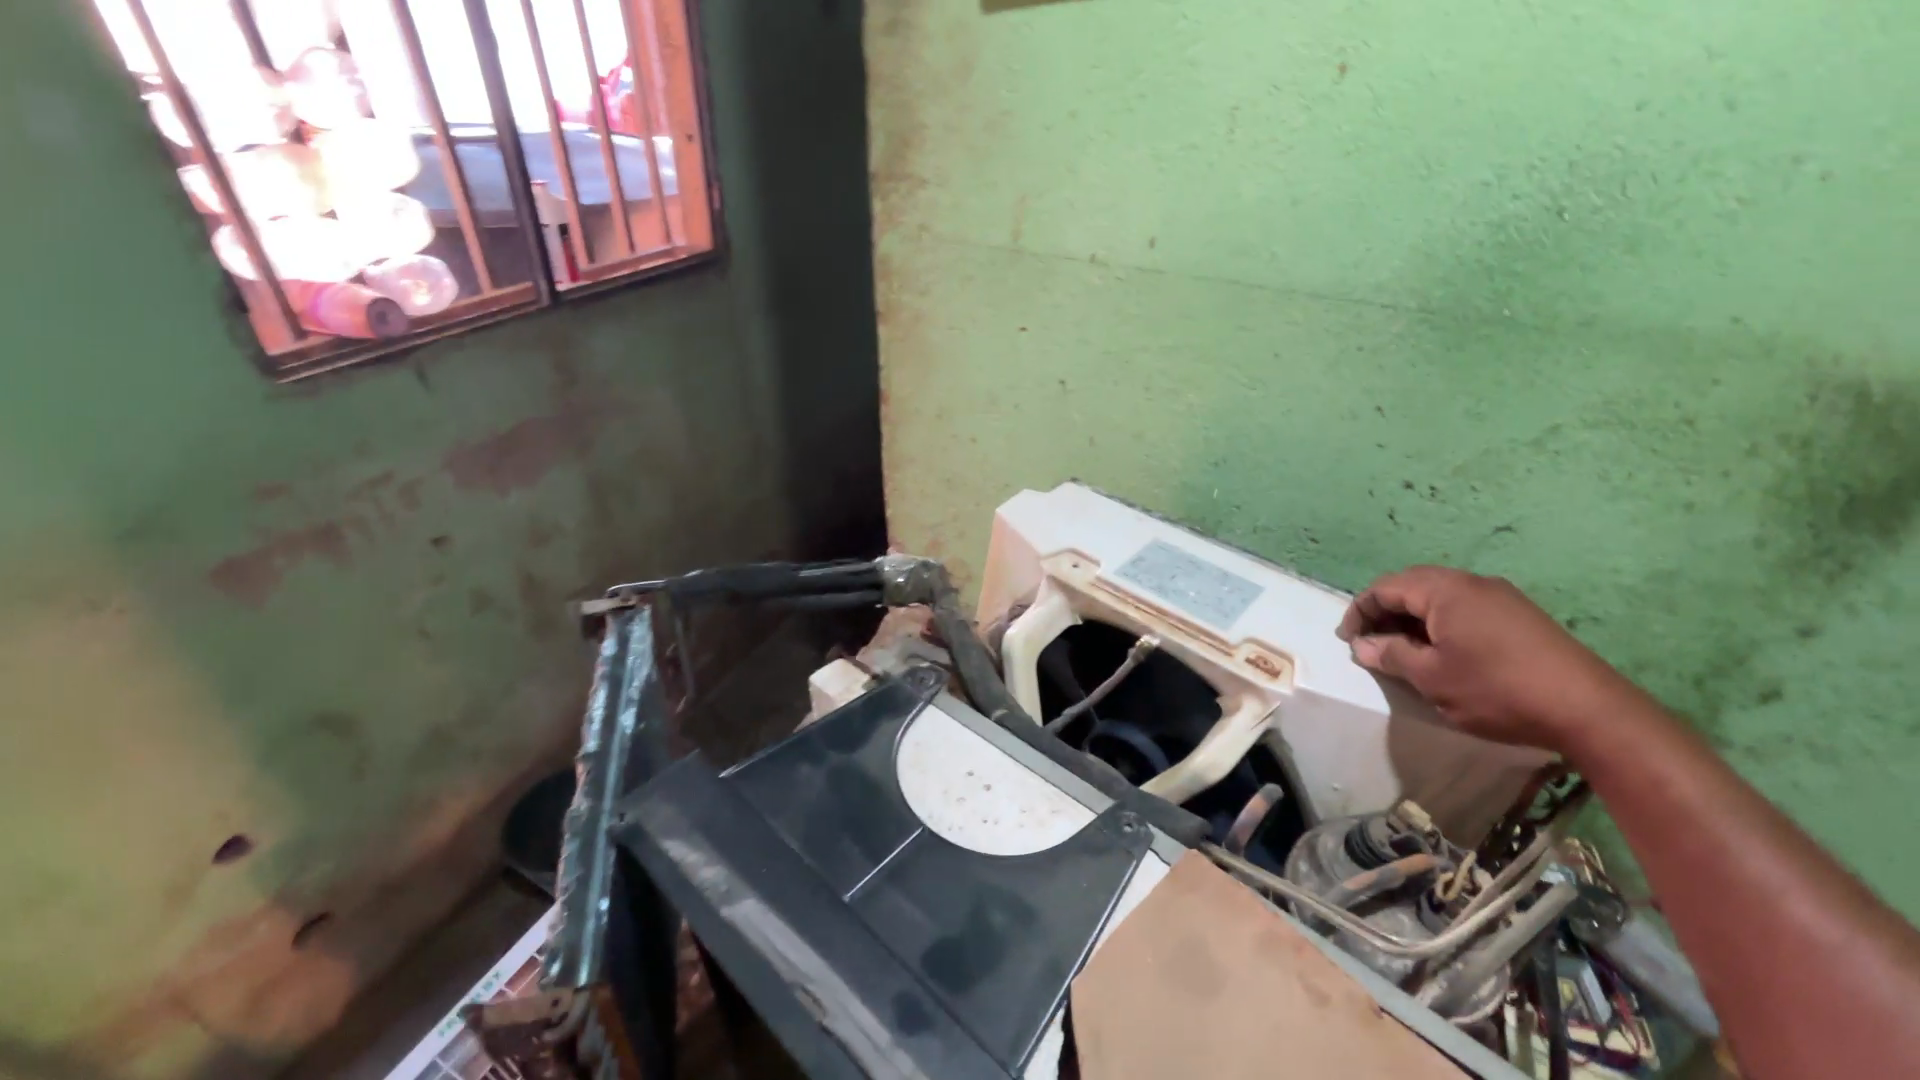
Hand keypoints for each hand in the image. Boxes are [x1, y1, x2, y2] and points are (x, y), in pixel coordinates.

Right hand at [1336, 565, 1632, 751]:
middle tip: (1368, 642)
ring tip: (1401, 650)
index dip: (1359, 610)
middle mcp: (1472, 583)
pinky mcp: (1519, 616)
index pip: (1386, 587)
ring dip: (1413, 618)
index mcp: (1445, 590)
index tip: (1347, 640)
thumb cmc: (1496, 689)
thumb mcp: (1431, 678)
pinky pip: (1465, 608)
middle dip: (1384, 611)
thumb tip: (1362, 645)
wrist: (1586, 708)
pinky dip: (1440, 623)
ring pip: (1440, 597)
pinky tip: (1442, 652)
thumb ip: (1391, 655)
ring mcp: (1500, 597)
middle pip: (1413, 586)